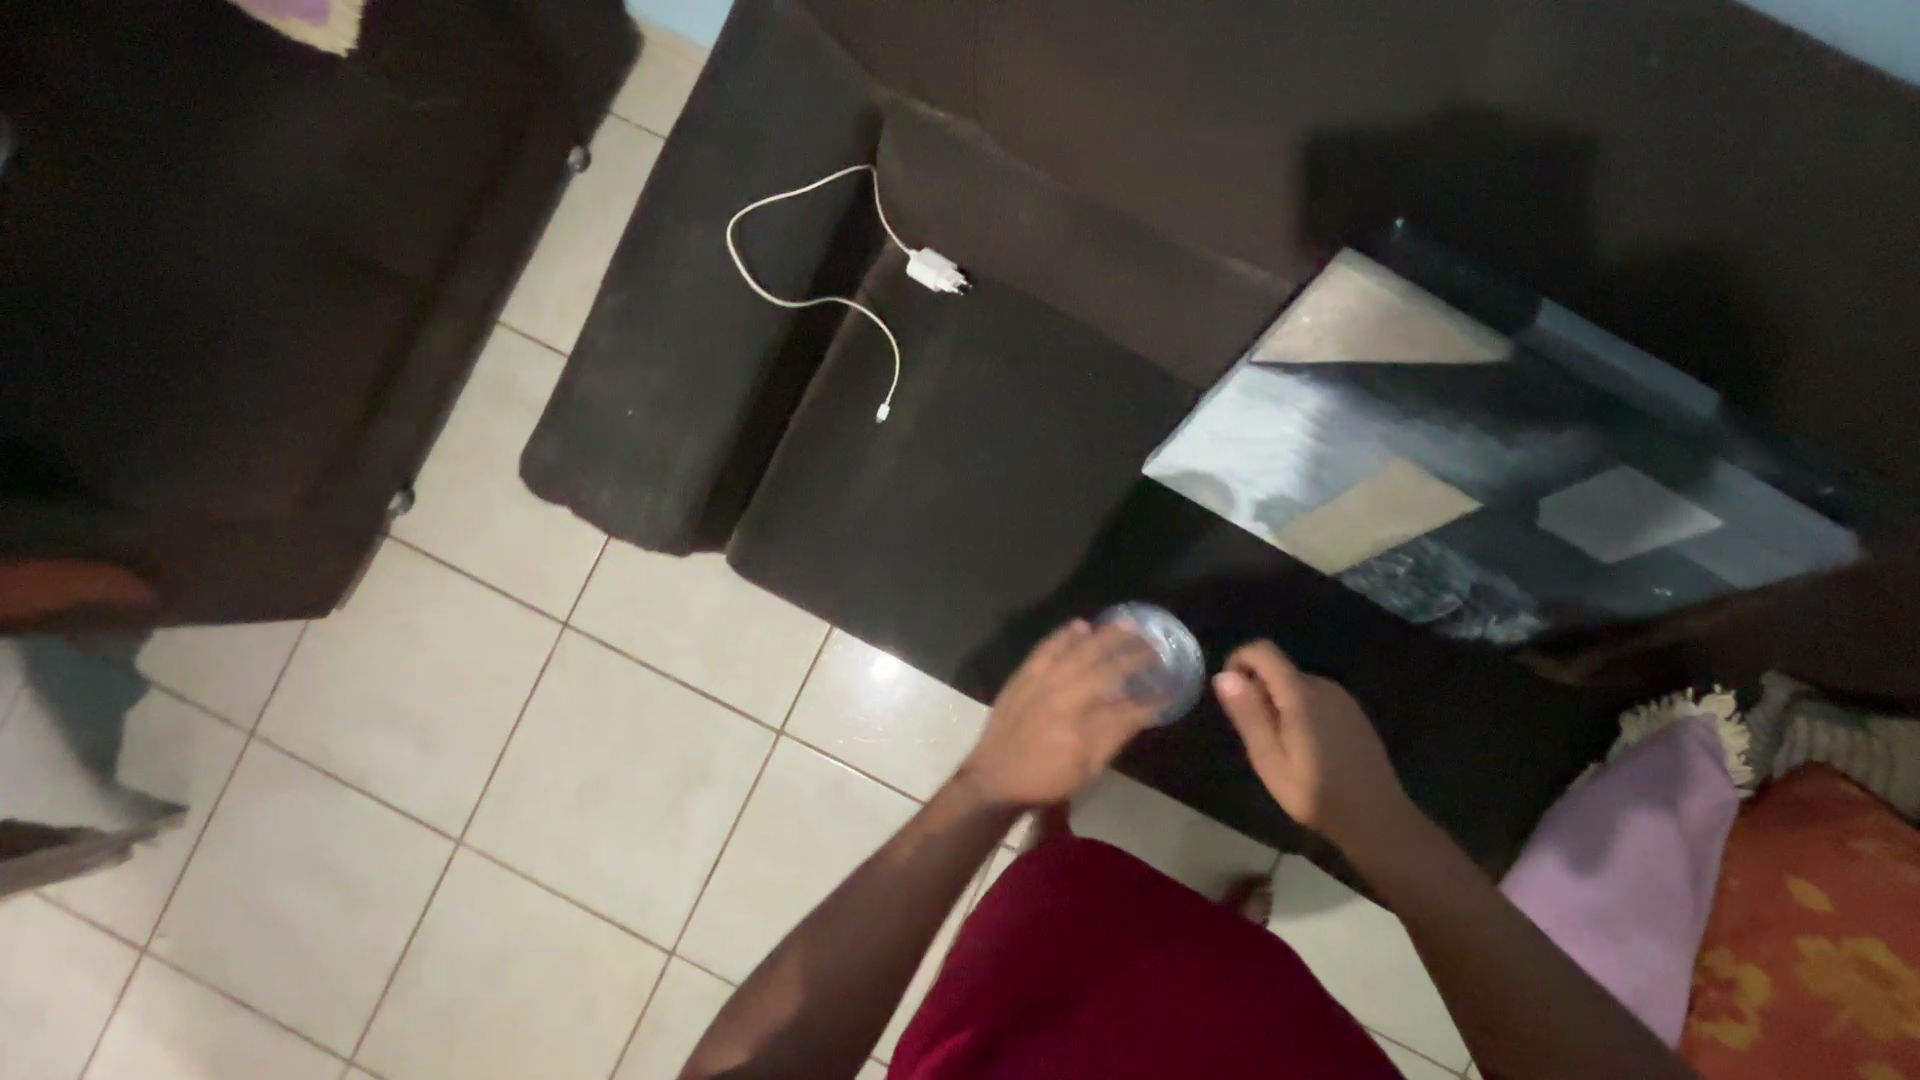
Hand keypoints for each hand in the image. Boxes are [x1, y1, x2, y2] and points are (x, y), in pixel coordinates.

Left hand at [956, 619, 1163, 807]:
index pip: (1127, 708)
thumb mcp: (1087, 770)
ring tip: (1128, 626)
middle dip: (1133, 655)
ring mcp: (1041, 684)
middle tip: (1154, 647)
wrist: (994, 777)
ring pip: (1078, 652)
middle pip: (1105, 669)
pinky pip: (1047, 649)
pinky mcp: (1023, 676)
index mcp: (1082, 730)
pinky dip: (1065, 635)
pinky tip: (1081, 625)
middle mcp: (1063, 701)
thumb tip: (1143, 711)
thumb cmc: (1045, 780)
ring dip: (1105, 637)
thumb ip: (1114, 737)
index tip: (1169, 688)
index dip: (1152, 699)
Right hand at [1212, 641, 1415, 850]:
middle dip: (1258, 692)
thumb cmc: (1315, 793)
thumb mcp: (1269, 759)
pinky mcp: (1353, 713)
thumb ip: (1248, 714)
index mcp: (1301, 693)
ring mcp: (1343, 699)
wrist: (1378, 820)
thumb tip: (1224, 676)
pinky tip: (1306, 749)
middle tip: (1256, 737)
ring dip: (1279, 704)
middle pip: (1279, 669)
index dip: (1238, 661)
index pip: (1263, 651)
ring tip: (1280, 748)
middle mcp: (1324, 686)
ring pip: (1296, 685)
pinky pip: (1316, 698)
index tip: (1230, 696)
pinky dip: (1299, 711)